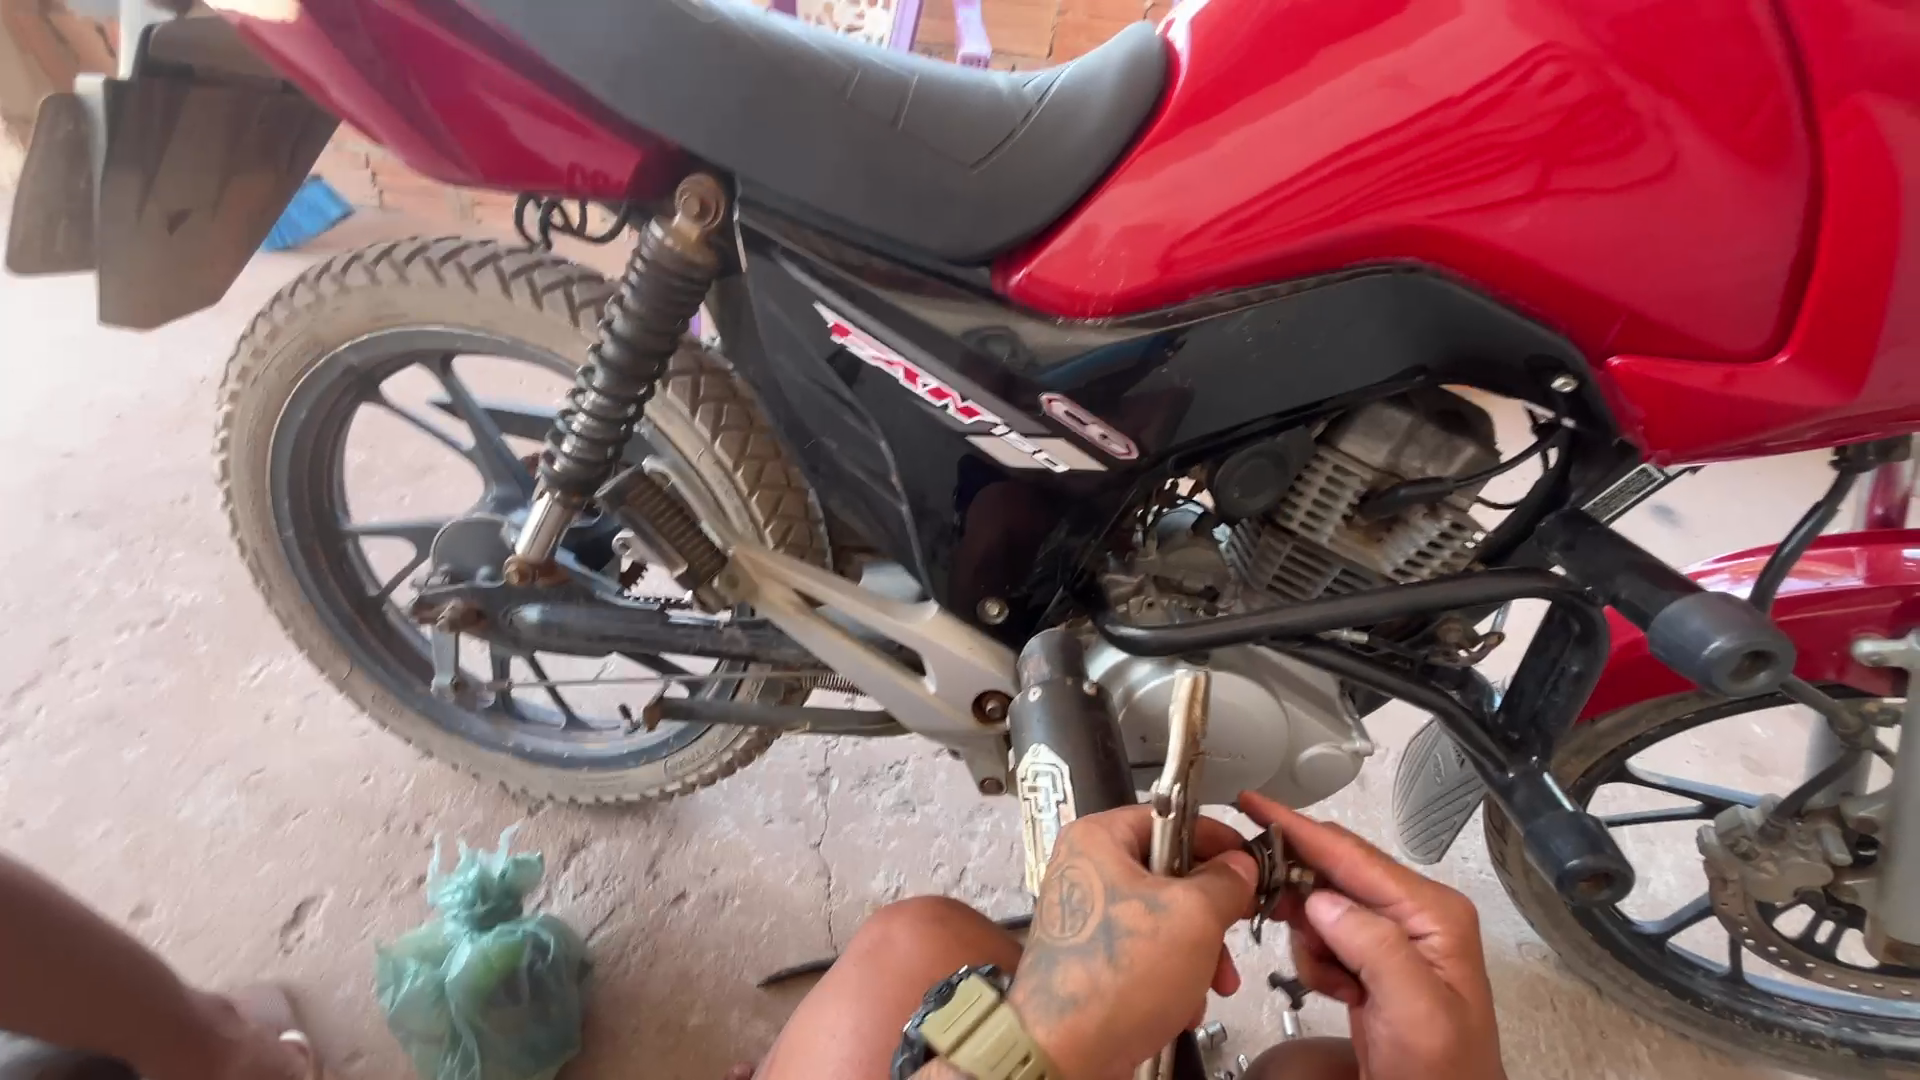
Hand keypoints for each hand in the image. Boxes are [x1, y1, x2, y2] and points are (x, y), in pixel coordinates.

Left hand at [1007, 806, 1256, 1079]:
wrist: (1068, 1052)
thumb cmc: (1119, 974)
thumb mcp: (1193, 917)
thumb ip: (1224, 883)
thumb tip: (1240, 867)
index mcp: (1099, 837)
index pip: (1169, 818)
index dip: (1215, 839)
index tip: (1249, 860)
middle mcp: (1088, 867)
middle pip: (1170, 871)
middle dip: (1210, 912)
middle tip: (1233, 930)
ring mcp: (1089, 911)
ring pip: (1164, 915)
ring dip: (1197, 951)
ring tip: (1211, 982)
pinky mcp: (1093, 953)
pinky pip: (1146, 948)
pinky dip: (1172, 974)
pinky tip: (1182, 1003)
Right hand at [1240, 793, 1504, 1079]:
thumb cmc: (1442, 1075)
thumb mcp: (1417, 1013)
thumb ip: (1374, 945)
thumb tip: (1320, 899)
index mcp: (1431, 911)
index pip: (1350, 854)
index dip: (1294, 827)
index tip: (1250, 803)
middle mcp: (1411, 911)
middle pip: (1330, 868)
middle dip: (1294, 887)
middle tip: (1262, 899)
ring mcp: (1389, 932)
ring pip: (1317, 900)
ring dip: (1308, 935)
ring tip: (1330, 976)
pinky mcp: (1368, 954)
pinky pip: (1318, 931)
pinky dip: (1313, 957)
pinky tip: (1337, 988)